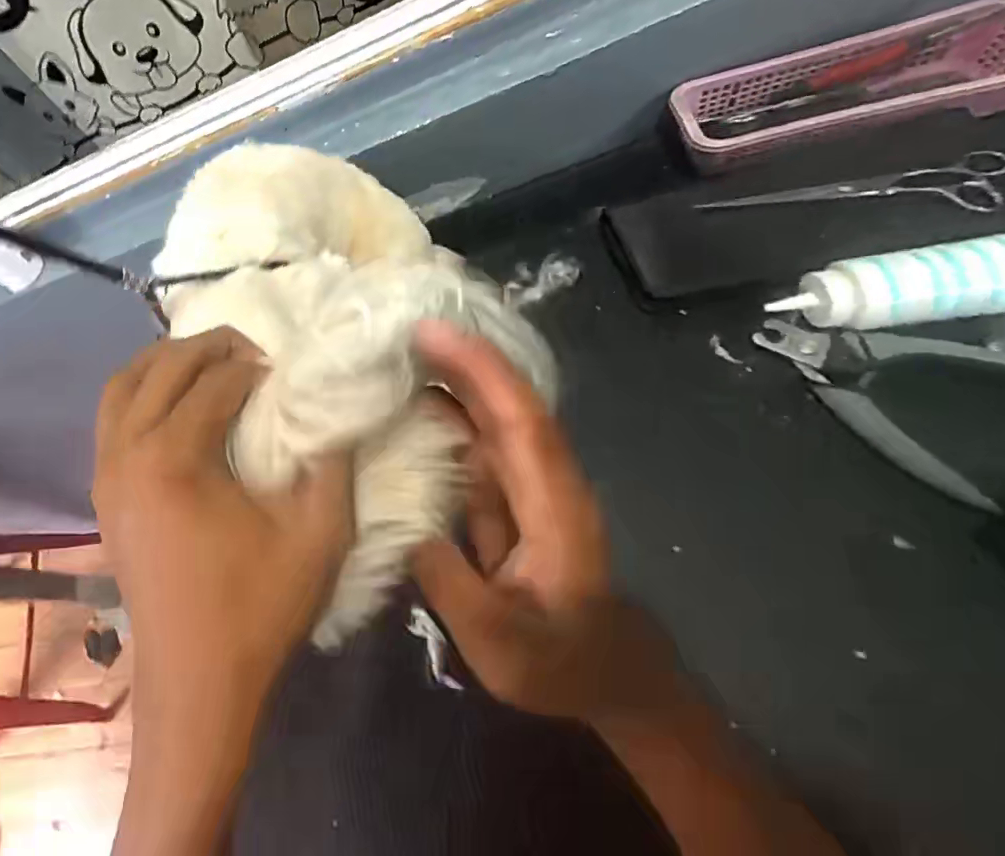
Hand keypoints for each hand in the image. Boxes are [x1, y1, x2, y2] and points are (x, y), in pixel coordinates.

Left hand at [93, 328, 354, 706]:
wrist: (198, 686)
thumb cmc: (259, 609)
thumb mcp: (321, 533)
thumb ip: (334, 461)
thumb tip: (333, 409)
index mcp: (173, 459)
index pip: (217, 382)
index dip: (258, 367)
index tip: (291, 373)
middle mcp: (126, 455)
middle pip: (163, 368)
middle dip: (212, 347)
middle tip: (258, 352)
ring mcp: (105, 476)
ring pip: (124, 386)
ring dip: (169, 362)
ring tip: (215, 363)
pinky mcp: (103, 497)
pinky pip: (112, 417)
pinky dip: (144, 392)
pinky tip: (180, 405)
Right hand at [413, 322, 678, 721]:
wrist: (603, 673)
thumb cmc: (561, 662)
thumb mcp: (501, 643)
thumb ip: (454, 586)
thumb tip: (410, 530)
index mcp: (555, 504)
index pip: (521, 420)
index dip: (482, 371)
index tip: (435, 334)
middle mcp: (546, 480)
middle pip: (508, 405)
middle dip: (463, 361)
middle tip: (405, 329)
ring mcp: (530, 487)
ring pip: (493, 421)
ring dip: (455, 384)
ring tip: (401, 357)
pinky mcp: (513, 498)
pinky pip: (479, 448)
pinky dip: (450, 422)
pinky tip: (414, 411)